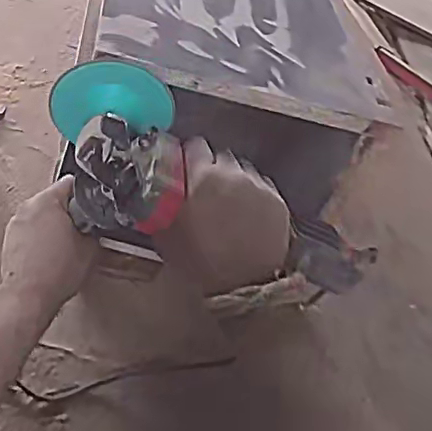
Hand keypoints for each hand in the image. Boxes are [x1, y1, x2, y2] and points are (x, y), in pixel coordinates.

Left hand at [0, 177, 95, 314]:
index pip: (71, 183)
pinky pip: (30, 231)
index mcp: (47, 200)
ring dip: (53, 225)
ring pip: (41, 215)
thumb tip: (96, 227)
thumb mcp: (90, 249)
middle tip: (83, 228)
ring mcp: (16, 222)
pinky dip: (40, 238)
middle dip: (69, 212)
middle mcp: (28, 206)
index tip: (93, 204)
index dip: (86, 194)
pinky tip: (51, 255)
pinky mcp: (10, 239)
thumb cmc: (56, 272)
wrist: (29, 296)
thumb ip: (94, 229)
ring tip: (66, 245)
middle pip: (54, 199)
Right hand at [155, 138, 293, 293]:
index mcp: (201, 175)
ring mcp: (257, 185)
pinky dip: (251, 193)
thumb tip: (154, 182)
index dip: (186, 156)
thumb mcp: (165, 228)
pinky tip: (245, 212)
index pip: (194, 145)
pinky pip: (259, 185)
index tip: (182, 168)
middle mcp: (231, 172)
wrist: (243, 285)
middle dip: (210, 168)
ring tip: (226, 202)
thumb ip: (160, 197)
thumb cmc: (198, 258)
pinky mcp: (277, 199)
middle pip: (219, 155)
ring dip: (231, 179)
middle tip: (203, 189)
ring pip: (240, 169)